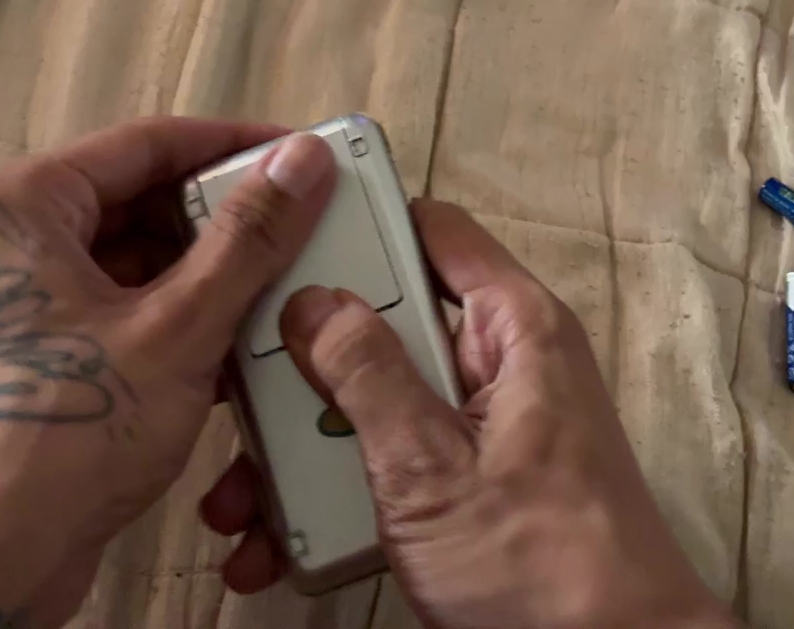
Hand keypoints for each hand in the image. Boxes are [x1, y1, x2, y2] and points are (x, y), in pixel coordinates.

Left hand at [0, 118, 337, 628]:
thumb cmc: (67, 433)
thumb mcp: (177, 326)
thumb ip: (249, 236)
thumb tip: (307, 157)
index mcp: (28, 203)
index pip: (154, 142)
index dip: (238, 145)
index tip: (305, 155)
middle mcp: (23, 234)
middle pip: (152, 196)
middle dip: (232, 215)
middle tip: (308, 218)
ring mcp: (36, 290)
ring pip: (151, 250)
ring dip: (219, 267)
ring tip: (291, 272)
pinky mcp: (54, 340)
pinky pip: (139, 297)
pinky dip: (193, 308)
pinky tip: (251, 328)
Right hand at [200, 200, 740, 628]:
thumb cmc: (544, 568)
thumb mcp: (432, 469)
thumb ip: (370, 378)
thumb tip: (314, 302)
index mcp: (515, 325)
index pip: (435, 230)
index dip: (368, 224)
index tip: (295, 240)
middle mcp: (502, 355)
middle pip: (394, 314)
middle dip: (318, 355)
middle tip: (249, 386)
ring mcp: (485, 412)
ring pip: (385, 385)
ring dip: (317, 431)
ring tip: (249, 488)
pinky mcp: (473, 463)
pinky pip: (400, 439)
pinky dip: (348, 472)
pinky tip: (288, 528)